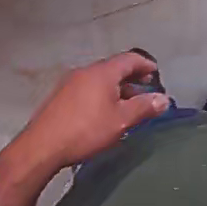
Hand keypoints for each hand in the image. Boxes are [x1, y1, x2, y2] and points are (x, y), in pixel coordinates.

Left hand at [2, 52, 170, 175]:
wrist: (42, 146)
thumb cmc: (86, 130)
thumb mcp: (121, 120)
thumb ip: (144, 107)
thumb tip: (164, 99)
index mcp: (102, 72)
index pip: (130, 59)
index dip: (146, 65)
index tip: (156, 74)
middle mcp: (85, 71)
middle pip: (114, 68)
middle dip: (132, 77)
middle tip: (146, 89)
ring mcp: (69, 82)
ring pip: (99, 79)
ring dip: (116, 87)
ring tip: (128, 103)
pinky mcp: (60, 96)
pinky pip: (87, 88)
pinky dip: (101, 93)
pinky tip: (104, 111)